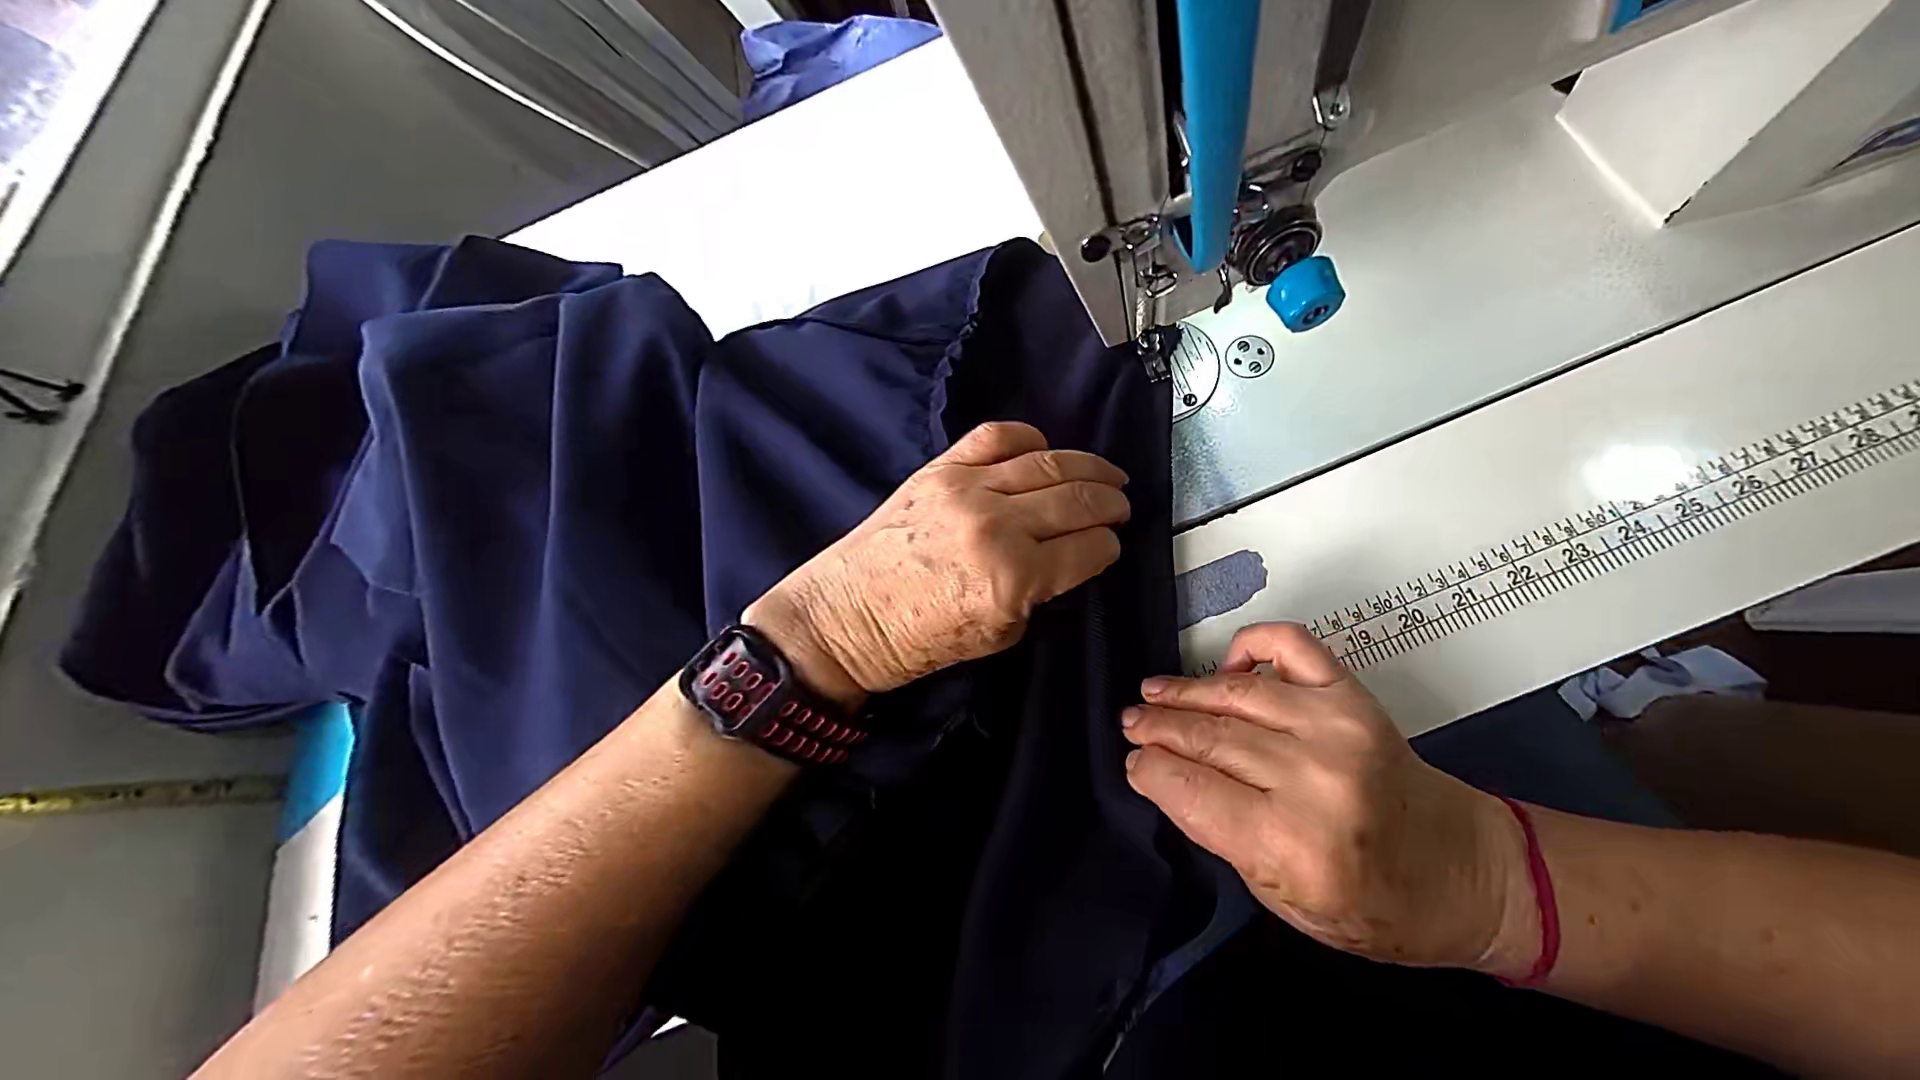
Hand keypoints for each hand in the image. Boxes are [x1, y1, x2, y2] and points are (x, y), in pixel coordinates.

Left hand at [746, 421, 1129, 700]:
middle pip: (1077, 499)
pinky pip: (995, 436)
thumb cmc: (912, 638)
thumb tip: (1063, 561)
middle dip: (1109, 502)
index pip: (1089, 547)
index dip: (1108, 547)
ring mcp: (966, 490)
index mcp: (1014, 578)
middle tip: (1119, 505)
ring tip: (1103, 474)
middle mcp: (996, 526)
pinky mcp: (939, 471)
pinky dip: (1027, 436)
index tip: (1109, 545)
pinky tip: (1043, 447)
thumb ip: (1039, 594)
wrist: (844, 619)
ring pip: (1048, 463)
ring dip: (1086, 467)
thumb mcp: (997, 637)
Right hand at [1121, 623, 1532, 973]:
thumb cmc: (1371, 905)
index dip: (1147, 770)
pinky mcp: (1355, 697)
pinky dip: (1251, 643)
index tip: (1133, 763)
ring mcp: (1337, 727)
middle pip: (1205, 736)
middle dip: (1156, 728)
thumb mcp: (1279, 897)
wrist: (1463, 874)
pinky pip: (1289, 646)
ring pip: (1234, 692)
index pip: (1187, 788)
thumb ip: (1219, 831)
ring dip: (1184, 690)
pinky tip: (1228, 662)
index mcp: (1292, 845)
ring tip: (1154, 693)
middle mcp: (1313, 779)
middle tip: (1131, 723)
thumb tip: (1167, 773)